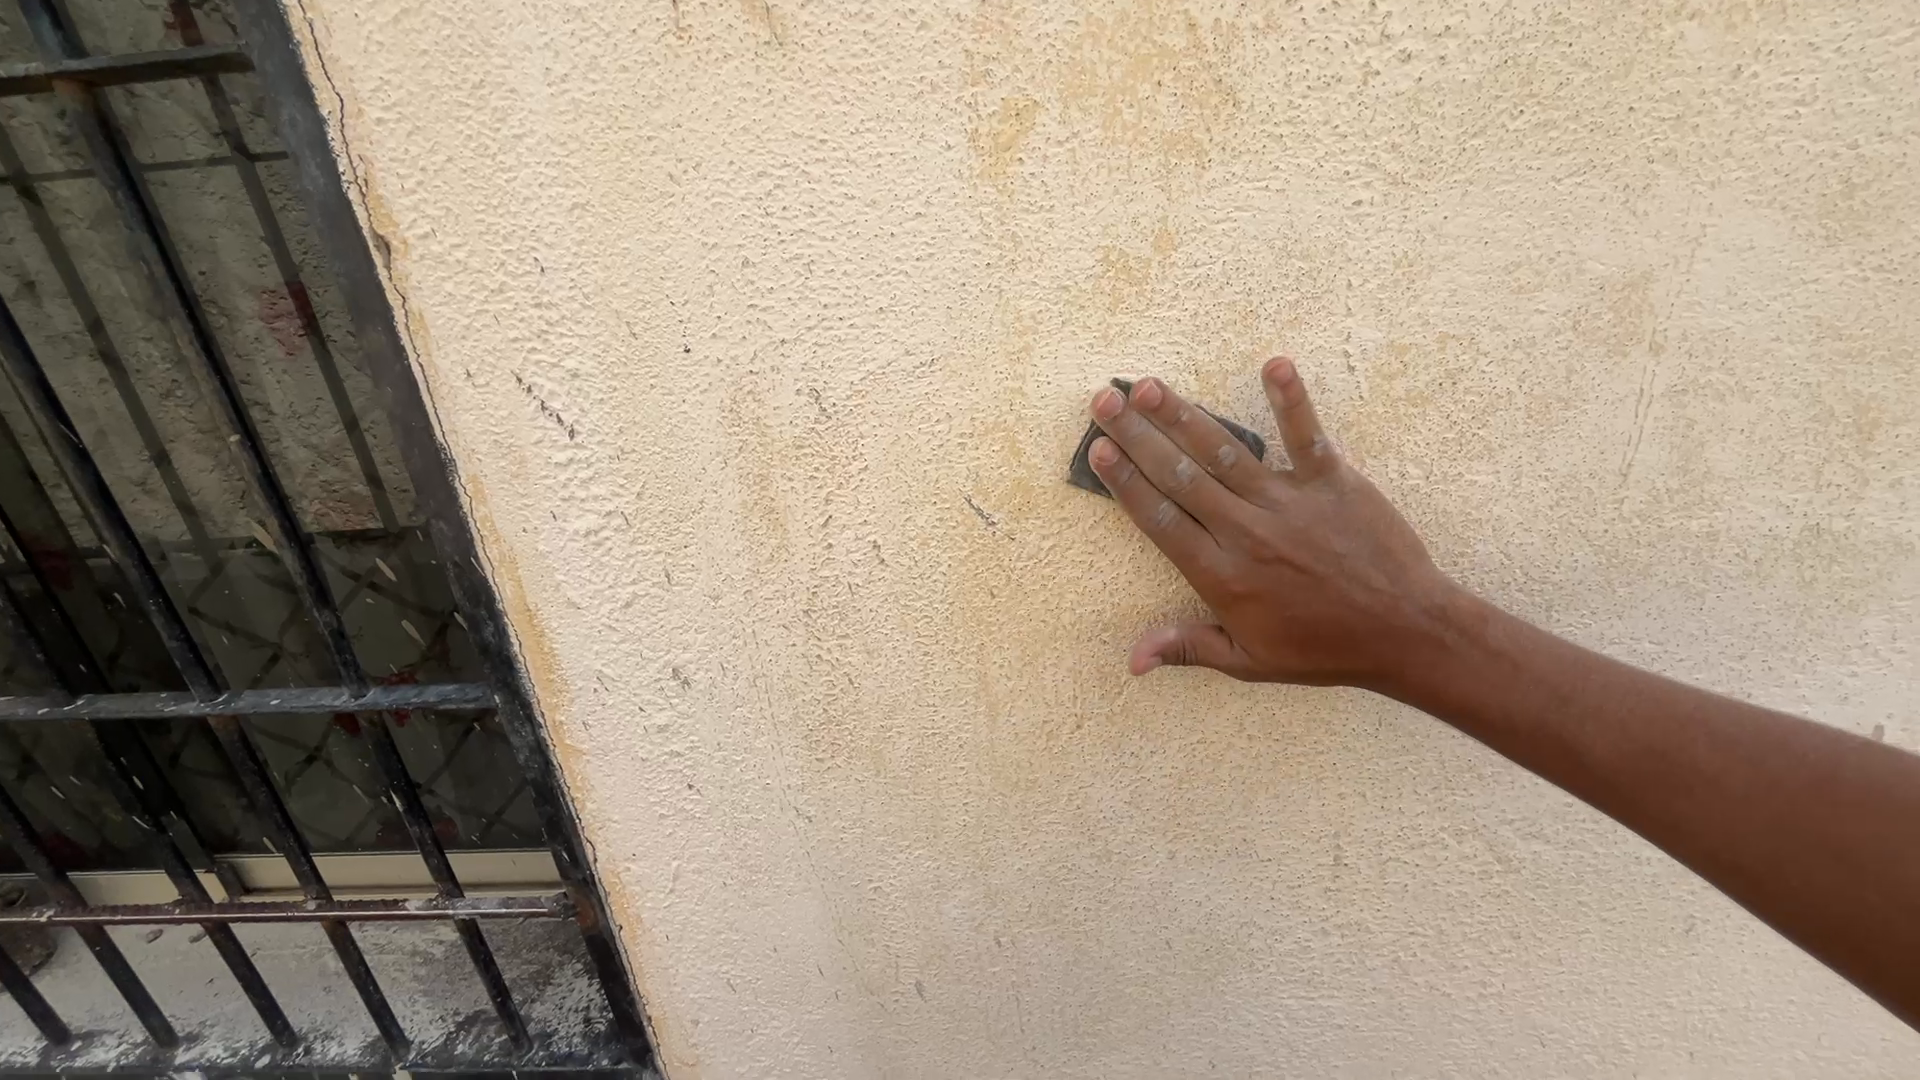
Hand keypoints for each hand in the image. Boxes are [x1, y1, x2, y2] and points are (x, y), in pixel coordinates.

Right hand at [1087, 358, 1462, 688]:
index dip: (1125, 482)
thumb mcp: (1248, 661)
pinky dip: (1291, 400)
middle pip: (1179, 475)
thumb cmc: (1322, 649)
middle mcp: (1247, 532)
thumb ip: (1187, 648)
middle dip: (1136, 435)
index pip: (1160, 519)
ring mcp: (1289, 503)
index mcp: (1222, 575)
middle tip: (1105, 400)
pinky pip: (1306, 436)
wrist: (1407, 634)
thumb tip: (1132, 660)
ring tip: (1148, 386)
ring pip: (1224, 451)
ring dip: (1183, 415)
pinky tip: (1273, 364)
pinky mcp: (1333, 483)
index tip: (1099, 449)